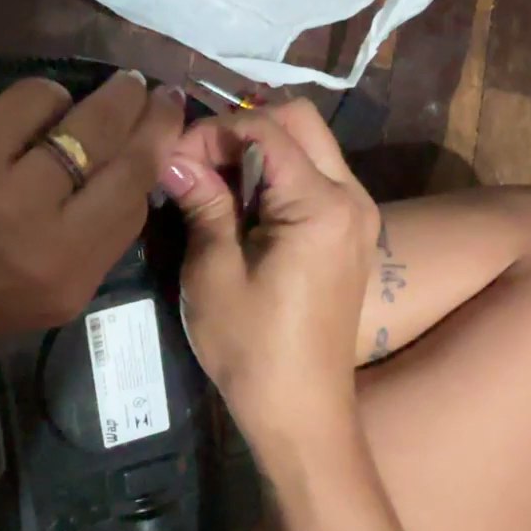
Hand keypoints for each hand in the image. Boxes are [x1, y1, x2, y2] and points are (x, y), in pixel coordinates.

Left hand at [0, 71, 186, 359]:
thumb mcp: (32, 300)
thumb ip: (83, 247)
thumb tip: (124, 179)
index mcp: (69, 284)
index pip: (135, 209)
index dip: (158, 160)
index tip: (169, 130)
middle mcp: (49, 240)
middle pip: (125, 161)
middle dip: (154, 118)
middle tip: (162, 93)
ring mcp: (8, 191)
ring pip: (86, 123)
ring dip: (107, 98)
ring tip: (116, 88)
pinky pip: (31, 101)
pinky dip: (45, 95)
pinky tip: (43, 103)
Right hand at [158, 100, 377, 443]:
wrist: (300, 410)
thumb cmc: (250, 347)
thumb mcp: (213, 273)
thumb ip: (202, 203)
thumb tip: (172, 155)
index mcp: (321, 205)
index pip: (266, 129)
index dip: (212, 132)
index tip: (173, 160)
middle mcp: (352, 196)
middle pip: (298, 120)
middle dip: (240, 127)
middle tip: (195, 161)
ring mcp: (358, 213)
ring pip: (310, 144)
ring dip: (259, 147)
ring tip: (211, 180)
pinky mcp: (351, 232)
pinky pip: (316, 175)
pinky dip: (277, 172)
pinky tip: (241, 203)